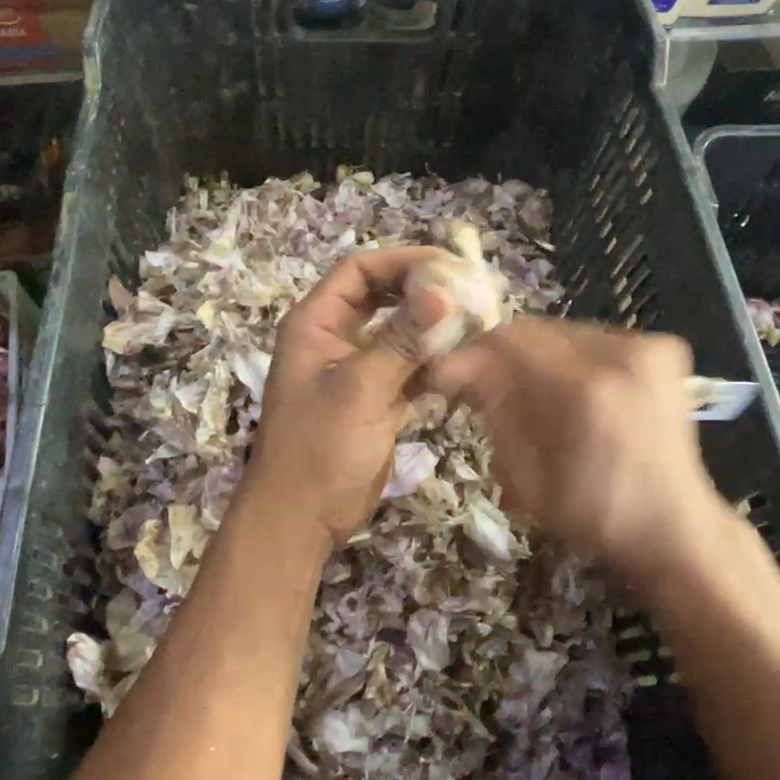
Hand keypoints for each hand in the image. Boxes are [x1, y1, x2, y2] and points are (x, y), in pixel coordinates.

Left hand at [242, 246, 453, 550]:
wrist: (301, 519)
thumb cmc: (319, 447)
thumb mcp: (361, 388)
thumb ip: (402, 339)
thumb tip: (442, 291)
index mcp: (315, 323)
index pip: (359, 271)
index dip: (401, 261)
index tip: (448, 265)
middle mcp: (334, 339)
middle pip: (382, 297)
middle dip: (423, 292)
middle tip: (471, 291)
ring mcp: (356, 370)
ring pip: (399, 333)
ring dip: (433, 328)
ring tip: (479, 321)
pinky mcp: (376, 399)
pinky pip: (408, 367)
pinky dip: (434, 362)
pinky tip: (466, 359)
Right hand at [428, 317, 724, 576]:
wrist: (675, 526)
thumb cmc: (595, 516)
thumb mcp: (526, 479)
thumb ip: (494, 413)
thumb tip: (459, 367)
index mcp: (584, 393)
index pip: (508, 342)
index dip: (470, 354)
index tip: (445, 373)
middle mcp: (620, 357)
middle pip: (533, 331)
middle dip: (500, 356)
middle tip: (480, 384)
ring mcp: (647, 347)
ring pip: (560, 331)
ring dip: (536, 356)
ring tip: (528, 391)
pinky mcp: (662, 347)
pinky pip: (591, 338)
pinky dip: (570, 359)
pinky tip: (571, 390)